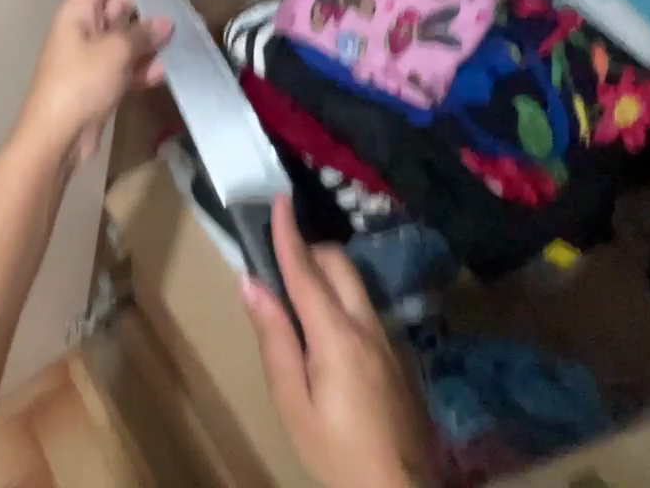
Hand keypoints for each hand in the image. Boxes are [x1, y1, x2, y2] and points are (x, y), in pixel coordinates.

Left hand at [13, 0, 174, 169]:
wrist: (58, 135)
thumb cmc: (79, 83)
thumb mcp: (113, 52)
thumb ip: (140, 35)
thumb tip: (164, 22)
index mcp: (77, 14)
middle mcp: (84, 32)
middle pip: (118, 7)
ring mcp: (94, 60)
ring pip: (128, 39)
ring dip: (151, 35)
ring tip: (183, 23)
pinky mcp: (103, 85)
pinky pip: (129, 68)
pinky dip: (145, 67)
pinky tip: (166, 67)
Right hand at [242, 196, 432, 487]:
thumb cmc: (335, 450)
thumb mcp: (292, 400)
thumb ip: (275, 337)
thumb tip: (251, 282)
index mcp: (337, 336)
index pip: (306, 271)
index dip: (289, 233)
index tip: (279, 199)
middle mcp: (368, 328)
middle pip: (339, 265)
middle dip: (309, 250)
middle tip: (277, 261)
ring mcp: (389, 342)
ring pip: (354, 285)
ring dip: (324, 275)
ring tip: (294, 299)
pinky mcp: (397, 358)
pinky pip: (363, 309)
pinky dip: (339, 299)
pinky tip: (322, 334)